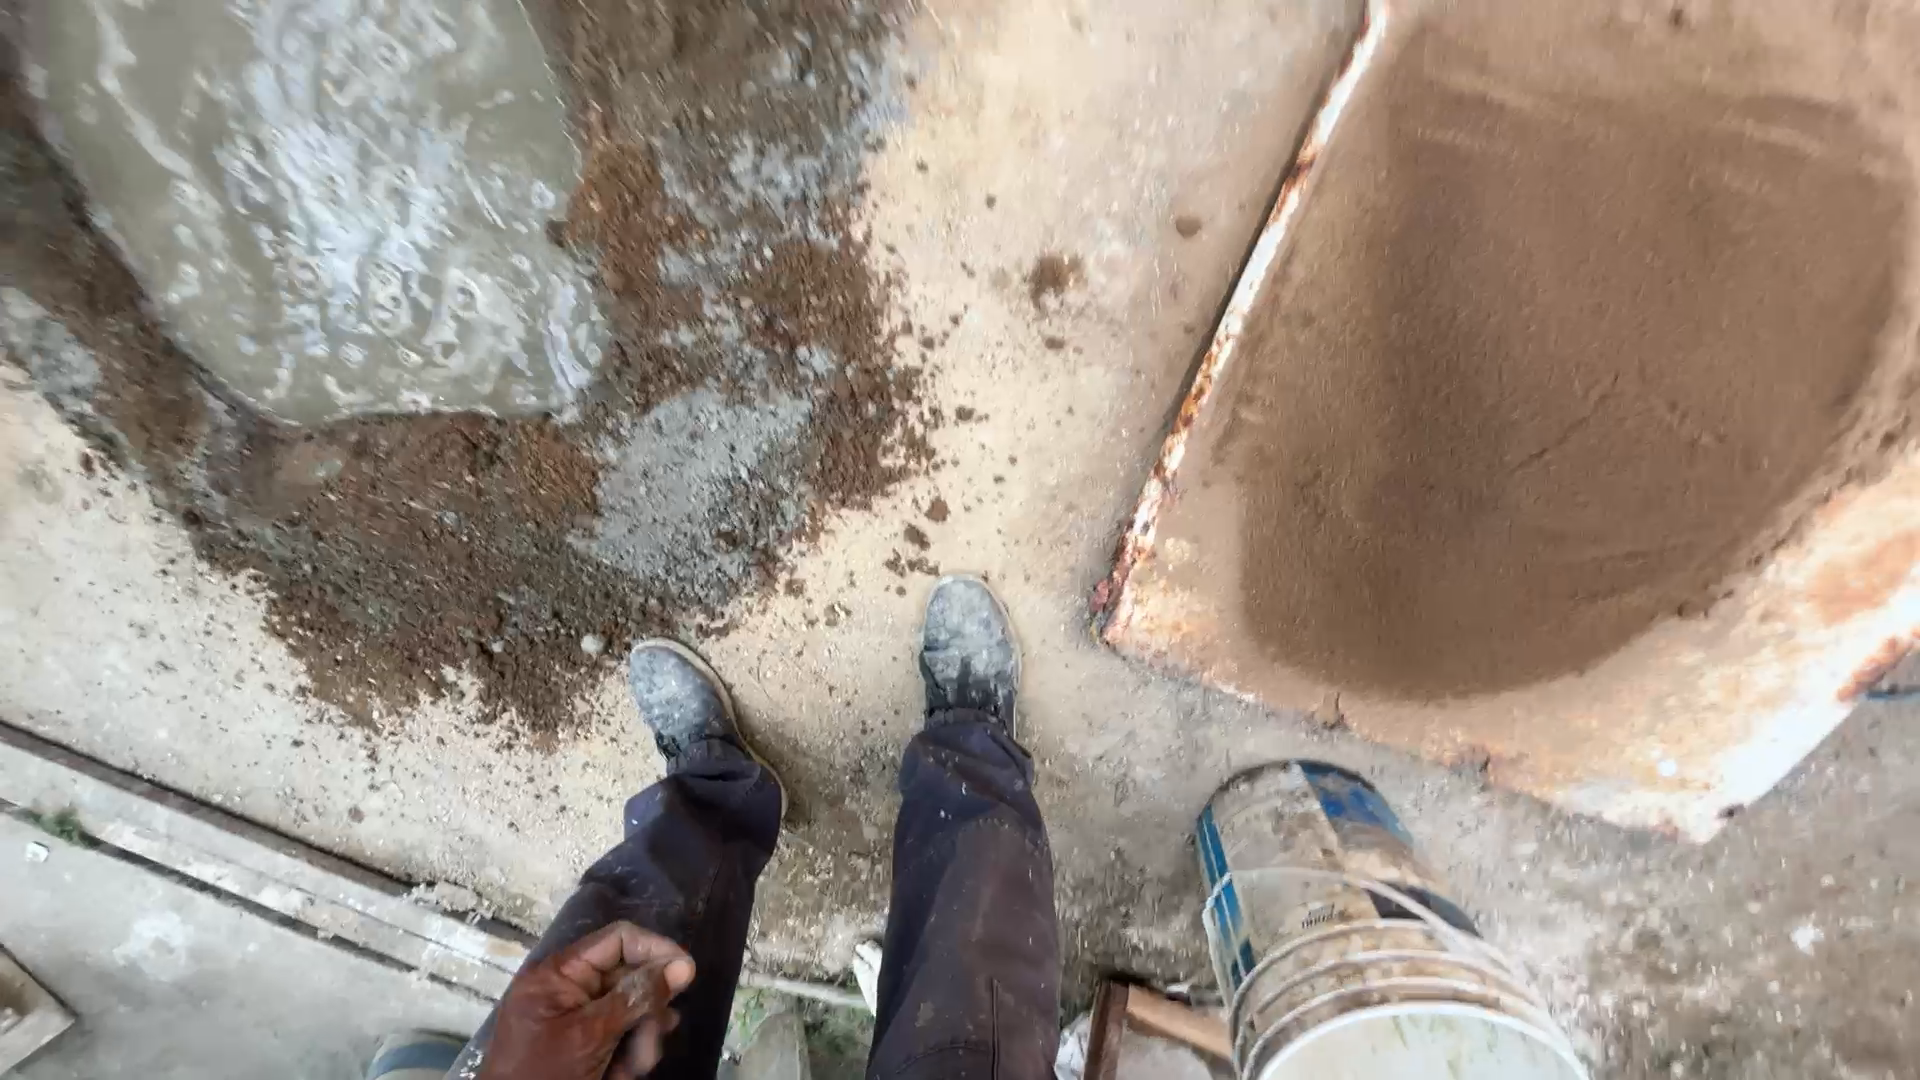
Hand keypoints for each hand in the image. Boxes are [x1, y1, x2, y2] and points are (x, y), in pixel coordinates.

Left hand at [479, 921, 695, 1079]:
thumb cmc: (543, 1079)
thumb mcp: (592, 1035)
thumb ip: (637, 997)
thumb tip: (685, 965)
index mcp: (558, 974)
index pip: (619, 939)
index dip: (656, 949)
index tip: (686, 971)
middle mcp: (567, 988)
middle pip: (628, 975)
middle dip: (648, 1006)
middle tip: (661, 1034)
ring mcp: (573, 1017)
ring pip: (628, 1006)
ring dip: (643, 1033)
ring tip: (641, 1063)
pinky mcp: (579, 1043)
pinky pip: (617, 1032)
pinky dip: (630, 1049)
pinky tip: (632, 1070)